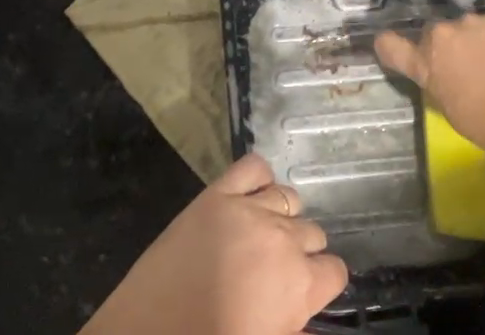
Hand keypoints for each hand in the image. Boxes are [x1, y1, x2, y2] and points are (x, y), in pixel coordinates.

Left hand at [82, 153, 347, 334]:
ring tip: (262, 236)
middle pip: (313, 232)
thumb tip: (308, 324)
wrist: (148, 334)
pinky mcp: (215, 194)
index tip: (303, 292)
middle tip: (274, 271)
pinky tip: (252, 197)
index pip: (336, 270)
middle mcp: (282, 238)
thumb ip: (296, 329)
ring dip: (283, 217)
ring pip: (288, 198)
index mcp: (300, 284)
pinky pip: (252, 167)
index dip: (321, 284)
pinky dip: (259, 176)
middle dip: (301, 252)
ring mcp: (247, 210)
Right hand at [374, 11, 484, 157]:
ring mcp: (477, 21)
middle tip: (470, 70)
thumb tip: (450, 77)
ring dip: (480, 42)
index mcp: (427, 62)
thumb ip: (443, 86)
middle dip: (449, 47)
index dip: (389, 46)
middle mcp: (445, 33)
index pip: (390, 46)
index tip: (392, 49)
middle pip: (438, 35)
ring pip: (472, 28)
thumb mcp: (454, 112)